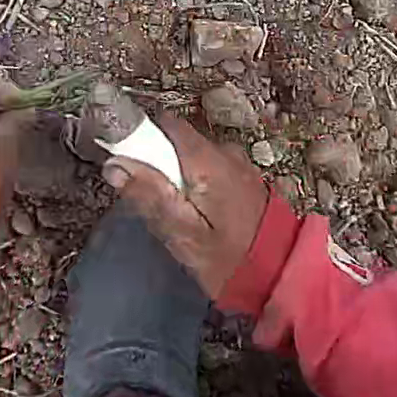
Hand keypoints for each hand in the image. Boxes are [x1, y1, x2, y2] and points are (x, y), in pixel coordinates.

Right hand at [102, 114, 267, 298]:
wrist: (281, 271)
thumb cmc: (229, 259)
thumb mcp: (183, 234)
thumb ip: (151, 197)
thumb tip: (115, 165)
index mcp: (207, 160)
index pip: (166, 124)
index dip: (139, 133)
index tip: (119, 155)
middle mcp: (225, 152)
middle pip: (178, 139)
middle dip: (156, 159)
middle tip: (142, 196)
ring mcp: (237, 163)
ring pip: (192, 154)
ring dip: (175, 172)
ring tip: (169, 210)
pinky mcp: (244, 177)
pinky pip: (209, 166)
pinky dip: (194, 179)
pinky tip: (193, 211)